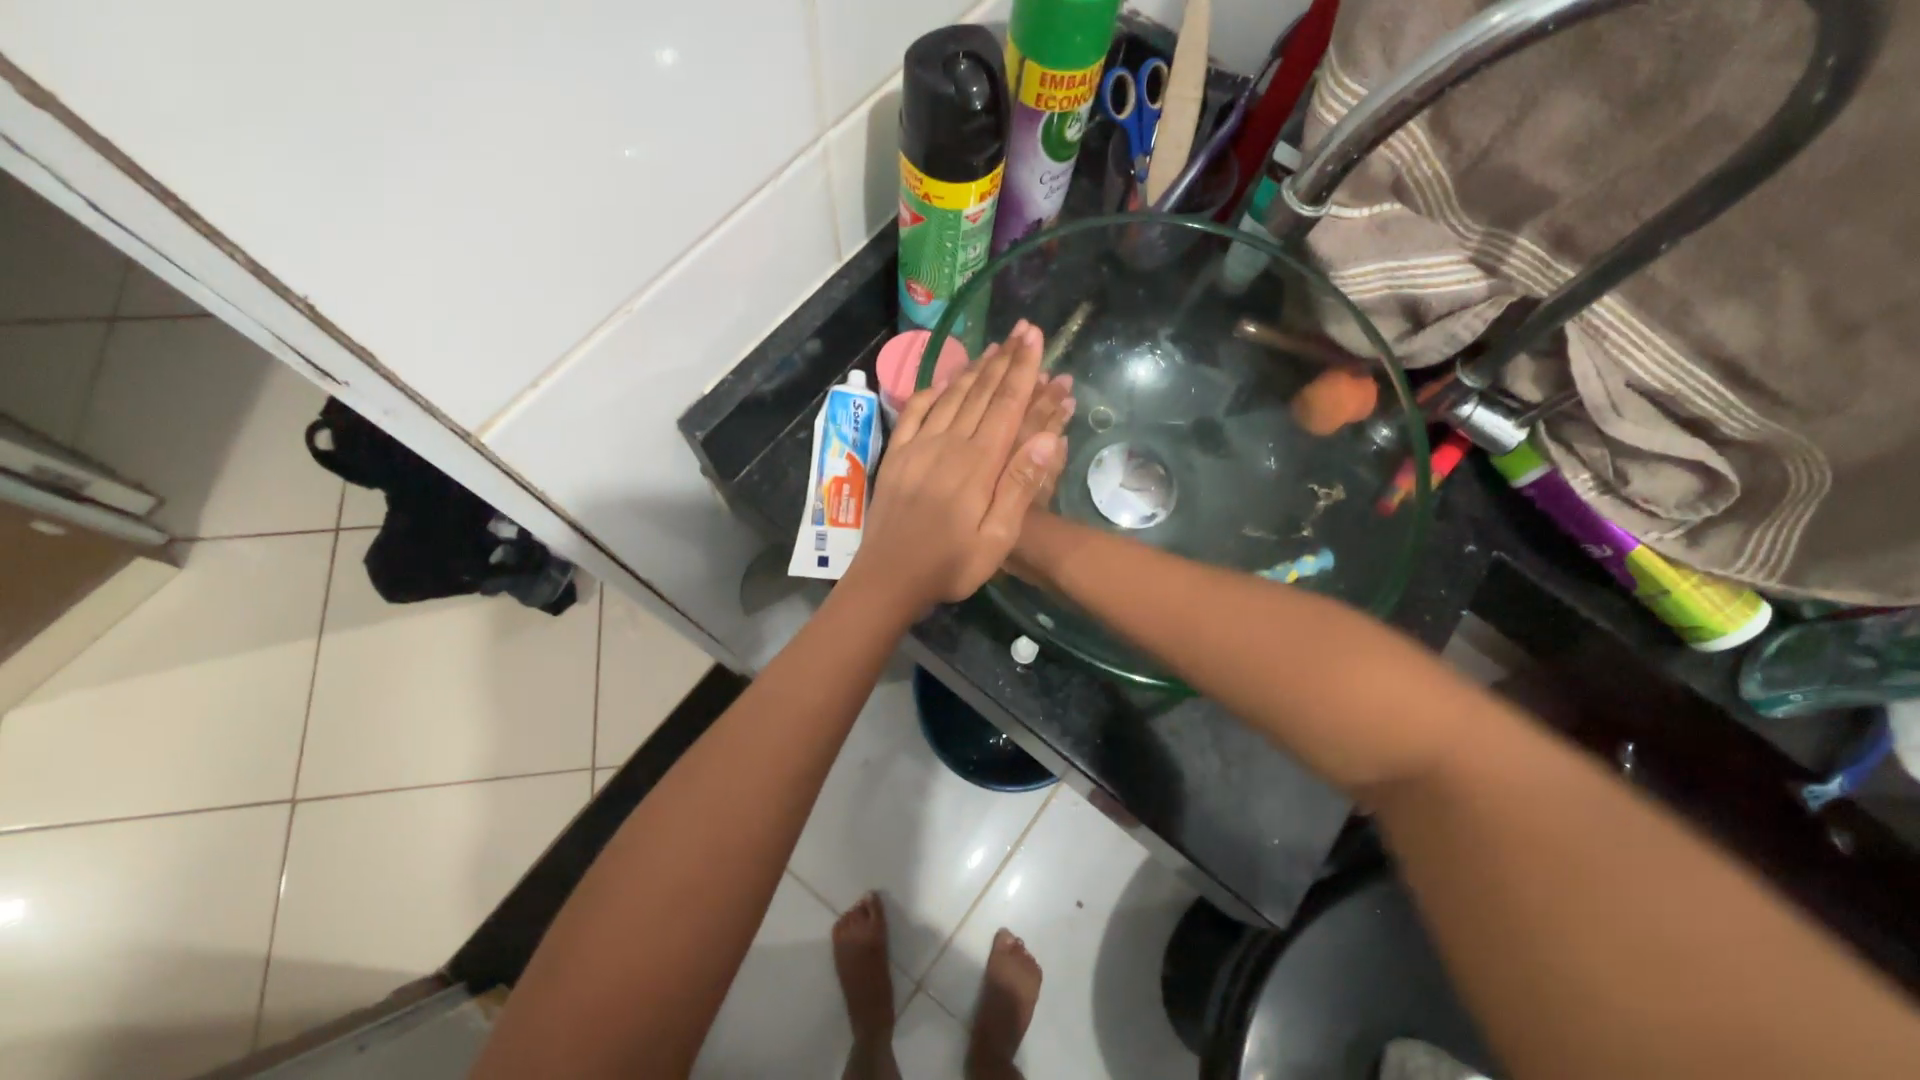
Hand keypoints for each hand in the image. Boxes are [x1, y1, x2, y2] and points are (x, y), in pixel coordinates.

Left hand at [847, 320, 1069, 611]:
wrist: (888, 578)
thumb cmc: (951, 565)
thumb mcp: (997, 538)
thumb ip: (1020, 485)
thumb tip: (1049, 436)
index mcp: (978, 464)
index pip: (1006, 405)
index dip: (1023, 369)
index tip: (1035, 337)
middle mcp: (948, 445)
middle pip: (980, 392)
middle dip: (1004, 359)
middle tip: (1021, 330)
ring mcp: (918, 447)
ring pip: (951, 397)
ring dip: (974, 369)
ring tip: (994, 347)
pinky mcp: (897, 456)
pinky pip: (915, 412)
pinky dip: (933, 391)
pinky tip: (944, 380)